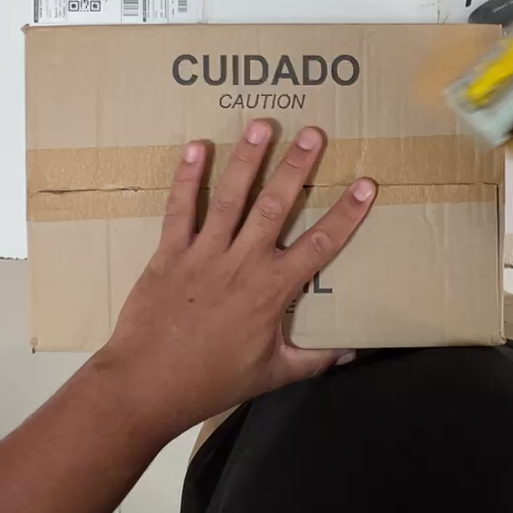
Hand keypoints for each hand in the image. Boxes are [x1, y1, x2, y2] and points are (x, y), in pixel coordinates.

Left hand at [89, 120, 376, 441]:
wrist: (146, 387)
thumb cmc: (212, 382)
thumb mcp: (272, 375)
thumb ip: (315, 360)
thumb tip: (353, 351)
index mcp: (272, 291)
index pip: (320, 244)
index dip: (347, 213)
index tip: (366, 184)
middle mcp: (242, 263)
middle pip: (276, 206)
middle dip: (297, 166)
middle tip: (313, 132)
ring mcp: (204, 254)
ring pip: (230, 198)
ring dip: (247, 160)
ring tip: (262, 125)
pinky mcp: (169, 253)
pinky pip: (179, 209)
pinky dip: (187, 178)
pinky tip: (198, 146)